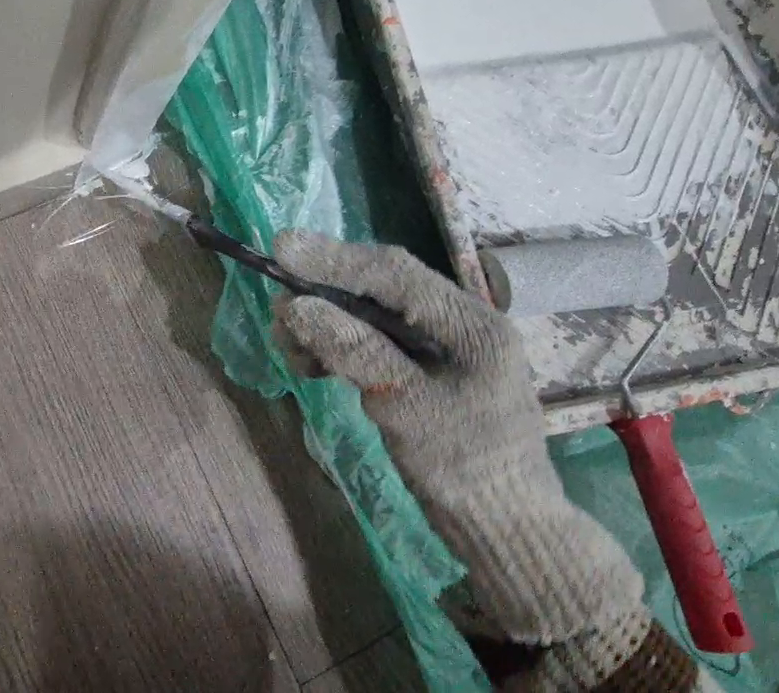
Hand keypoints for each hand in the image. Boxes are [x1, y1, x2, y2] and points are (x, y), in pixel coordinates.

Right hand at [271, 231, 642, 646]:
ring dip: (325, 321)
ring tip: (286, 342)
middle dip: (325, 289)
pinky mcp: (423, 367)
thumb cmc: (463, 468)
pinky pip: (372, 339)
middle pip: (381, 285)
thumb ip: (355, 350)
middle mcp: (458, 321)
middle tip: (277, 301)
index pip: (394, 273)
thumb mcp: (406, 407)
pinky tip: (310, 362)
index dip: (334, 258)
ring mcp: (441, 344)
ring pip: (371, 312)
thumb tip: (295, 306)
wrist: (501, 527)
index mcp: (471, 322)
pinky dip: (337, 345)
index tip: (281, 250)